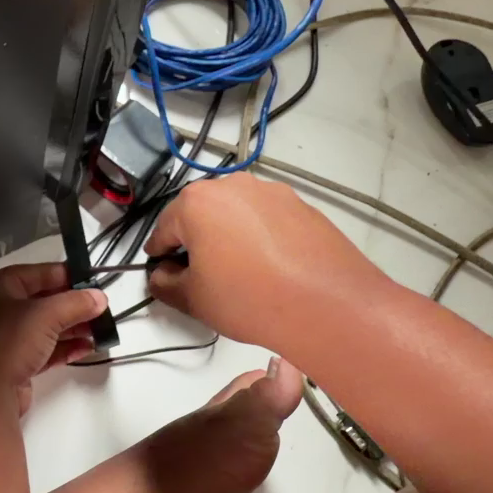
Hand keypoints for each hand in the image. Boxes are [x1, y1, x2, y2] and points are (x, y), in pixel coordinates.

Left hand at [0, 263, 107, 413]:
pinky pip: (44, 348)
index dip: (67, 276)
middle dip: (73, 305)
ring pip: (45, 326)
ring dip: (72, 327)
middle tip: (102, 310)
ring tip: (101, 330)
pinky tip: (88, 348)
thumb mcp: (45, 314)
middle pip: (43, 300)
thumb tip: (100, 298)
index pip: (38, 273)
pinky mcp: (14, 362)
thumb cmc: (10, 340)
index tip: (94, 283)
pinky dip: (64, 347)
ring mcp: (5, 336)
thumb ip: (75, 303)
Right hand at [144, 176, 386, 345]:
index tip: (163, 272)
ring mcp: (271, 192)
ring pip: (236, 214)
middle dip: (196, 241)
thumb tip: (161, 275)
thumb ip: (165, 284)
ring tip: (243, 273)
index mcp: (196, 202)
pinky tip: (272, 269)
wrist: (332, 307)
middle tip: (204, 276)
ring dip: (230, 237)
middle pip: (201, 214)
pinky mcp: (303, 206)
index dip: (160, 254)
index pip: (164, 228)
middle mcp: (232, 186)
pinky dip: (262, 238)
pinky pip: (268, 220)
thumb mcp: (194, 299)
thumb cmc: (250, 299)